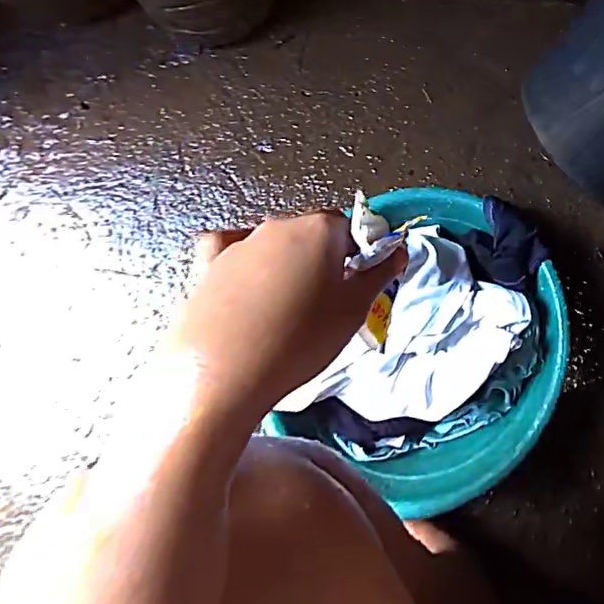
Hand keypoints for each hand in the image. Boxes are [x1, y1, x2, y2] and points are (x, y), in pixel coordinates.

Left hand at [171, 211, 405, 415]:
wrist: (222, 376)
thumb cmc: (298, 342)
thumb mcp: (353, 311)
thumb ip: (379, 274)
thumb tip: (397, 250)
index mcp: (319, 229)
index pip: (350, 227)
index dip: (357, 255)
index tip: (356, 283)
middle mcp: (279, 226)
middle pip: (311, 234)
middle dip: (321, 260)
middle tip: (324, 302)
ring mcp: (240, 243)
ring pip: (272, 245)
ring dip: (284, 266)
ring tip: (283, 311)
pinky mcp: (206, 265)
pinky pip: (228, 250)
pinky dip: (239, 261)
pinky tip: (242, 282)